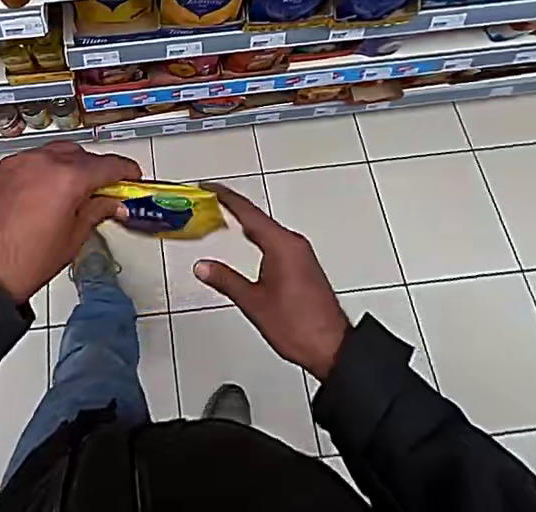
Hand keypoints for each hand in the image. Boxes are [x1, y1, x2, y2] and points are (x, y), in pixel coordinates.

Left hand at [0, 140, 142, 302]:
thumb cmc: (24, 261)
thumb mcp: (74, 237)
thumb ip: (97, 211)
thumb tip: (111, 202)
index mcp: (68, 178)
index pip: (108, 165)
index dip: (125, 171)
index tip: (132, 177)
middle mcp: (45, 162)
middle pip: (83, 155)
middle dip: (97, 169)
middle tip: (106, 189)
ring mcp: (23, 162)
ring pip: (58, 151)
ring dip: (71, 165)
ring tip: (76, 190)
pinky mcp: (6, 167)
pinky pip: (36, 158)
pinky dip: (47, 168)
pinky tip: (50, 188)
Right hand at [192, 183, 351, 380]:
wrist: (333, 348)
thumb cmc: (299, 326)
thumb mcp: (254, 303)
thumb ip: (226, 280)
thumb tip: (203, 266)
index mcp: (281, 245)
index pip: (247, 212)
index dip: (225, 197)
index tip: (209, 187)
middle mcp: (293, 243)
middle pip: (258, 216)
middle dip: (233, 206)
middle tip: (211, 197)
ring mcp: (300, 252)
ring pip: (267, 227)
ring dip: (246, 220)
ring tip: (224, 214)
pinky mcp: (303, 263)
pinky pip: (276, 238)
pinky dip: (258, 233)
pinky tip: (249, 238)